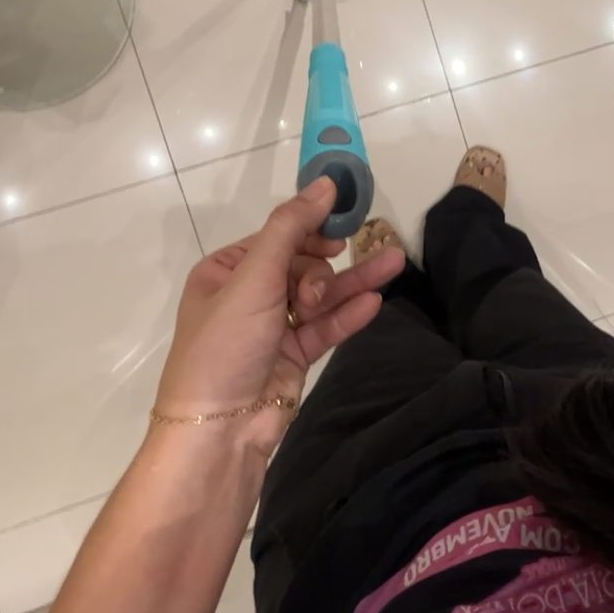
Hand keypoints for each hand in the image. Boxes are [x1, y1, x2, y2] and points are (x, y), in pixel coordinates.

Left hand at [154, 178, 404, 454]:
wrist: (218, 431)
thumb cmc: (225, 344)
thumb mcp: (254, 276)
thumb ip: (292, 227)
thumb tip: (327, 181)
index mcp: (225, 272)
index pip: (277, 237)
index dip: (308, 228)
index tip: (342, 223)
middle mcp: (248, 295)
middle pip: (302, 263)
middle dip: (321, 268)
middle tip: (327, 278)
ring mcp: (272, 327)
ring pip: (320, 295)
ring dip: (352, 283)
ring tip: (395, 263)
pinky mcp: (294, 356)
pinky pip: (325, 326)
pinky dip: (347, 315)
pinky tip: (374, 303)